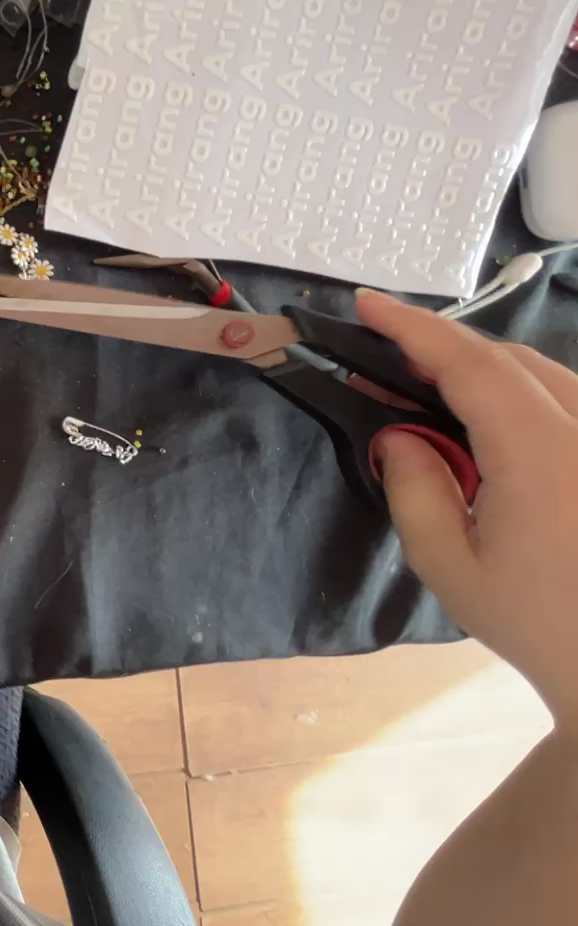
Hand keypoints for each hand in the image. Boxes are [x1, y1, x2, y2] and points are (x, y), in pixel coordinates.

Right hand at [358, 289, 577, 724]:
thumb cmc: (538, 619)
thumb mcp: (447, 559)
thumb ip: (415, 487)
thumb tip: (399, 434)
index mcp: (546, 457)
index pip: (474, 367)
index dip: (417, 329)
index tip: (366, 306)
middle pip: (519, 362)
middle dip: (444, 344)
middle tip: (379, 351)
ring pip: (553, 378)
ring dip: (482, 369)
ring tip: (421, 384)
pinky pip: (569, 406)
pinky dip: (518, 394)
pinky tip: (482, 418)